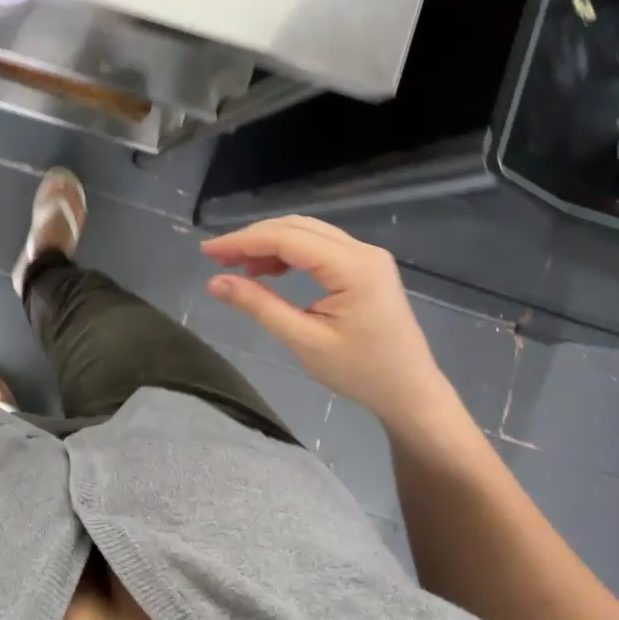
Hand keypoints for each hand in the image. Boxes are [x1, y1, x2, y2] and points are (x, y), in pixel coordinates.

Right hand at [201, 216, 455, 423]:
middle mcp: (362, 251)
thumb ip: (259, 306)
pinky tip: (268, 271)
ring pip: (306, 233)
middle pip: (296, 227)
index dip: (243, 241)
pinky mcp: (364, 267)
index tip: (207, 252)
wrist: (411, 392)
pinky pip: (318, 246)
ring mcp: (366, 257)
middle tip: (216, 258)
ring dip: (268, 244)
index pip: (287, 238)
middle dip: (252, 239)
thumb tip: (215, 282)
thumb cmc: (361, 372)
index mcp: (353, 267)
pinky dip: (288, 252)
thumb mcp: (304, 341)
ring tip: (238, 267)